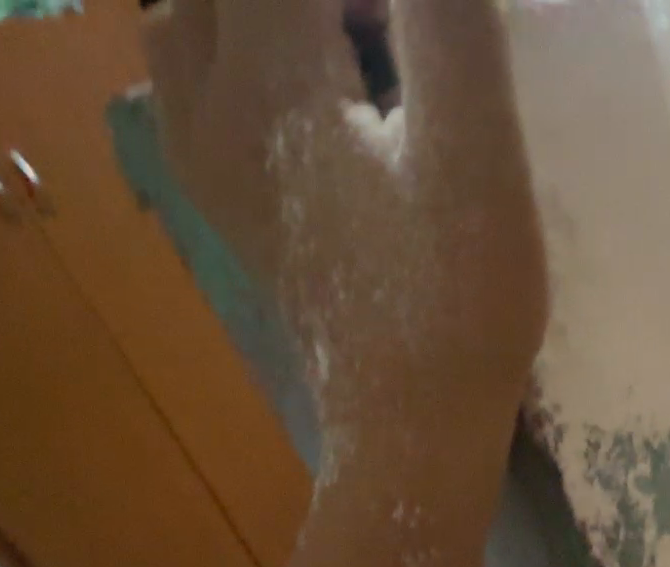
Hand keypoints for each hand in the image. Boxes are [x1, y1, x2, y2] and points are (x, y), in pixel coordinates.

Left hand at [142, 0, 546, 458]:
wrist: (412, 423)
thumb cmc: (455, 298)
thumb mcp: (477, 157)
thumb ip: (451, 29)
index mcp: (271, 80)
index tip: (433, 33)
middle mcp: (211, 106)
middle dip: (313, 1)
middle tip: (399, 37)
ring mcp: (210, 165)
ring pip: (192, 27)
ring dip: (267, 16)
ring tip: (352, 56)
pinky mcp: (231, 213)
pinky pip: (196, 96)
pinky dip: (242, 66)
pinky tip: (314, 109)